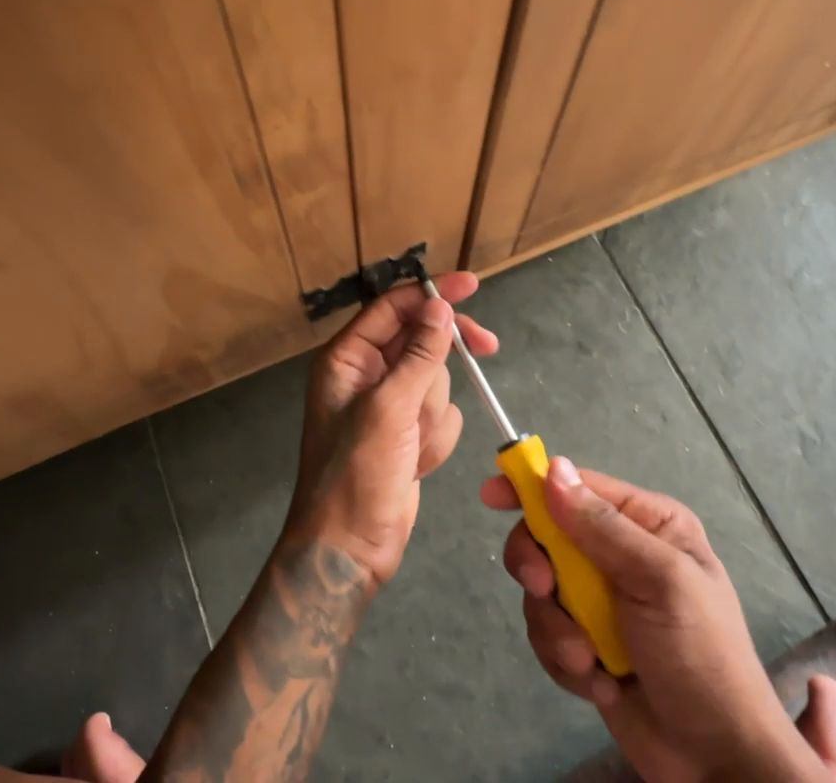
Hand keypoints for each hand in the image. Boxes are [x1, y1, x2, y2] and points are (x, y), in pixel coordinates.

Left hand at [286, 272, 497, 584]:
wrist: (350, 549)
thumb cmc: (355, 475)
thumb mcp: (387, 409)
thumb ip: (419, 356)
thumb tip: (440, 308)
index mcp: (347, 359)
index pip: (393, 307)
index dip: (432, 293)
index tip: (473, 285)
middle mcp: (367, 376)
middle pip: (423, 342)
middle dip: (444, 360)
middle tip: (487, 347)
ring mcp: (389, 408)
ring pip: (438, 383)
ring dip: (433, 414)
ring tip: (409, 445)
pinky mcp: (407, 436)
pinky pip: (441, 418)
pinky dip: (435, 440)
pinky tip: (415, 464)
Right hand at [483, 461, 835, 781]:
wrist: (714, 755)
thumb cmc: (700, 654)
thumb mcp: (660, 581)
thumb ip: (603, 527)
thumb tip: (554, 468)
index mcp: (648, 524)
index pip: (578, 488)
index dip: (532, 487)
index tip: (492, 496)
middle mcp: (620, 554)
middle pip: (546, 537)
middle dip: (540, 570)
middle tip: (545, 590)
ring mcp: (600, 601)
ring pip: (540, 592)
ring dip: (558, 630)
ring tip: (591, 660)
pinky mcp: (585, 643)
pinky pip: (546, 635)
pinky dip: (565, 660)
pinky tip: (600, 682)